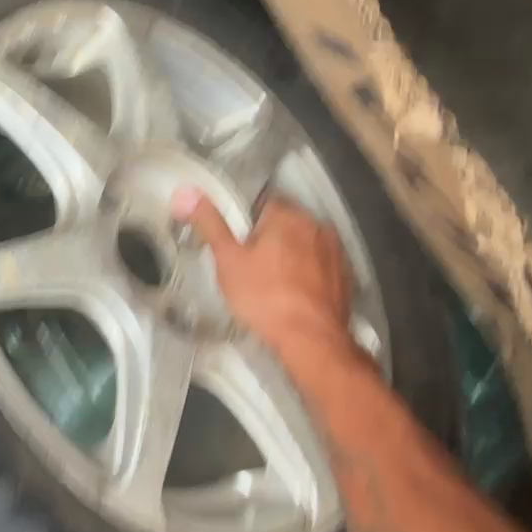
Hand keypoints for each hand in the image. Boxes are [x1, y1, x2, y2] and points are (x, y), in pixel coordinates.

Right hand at [173, 188, 360, 362]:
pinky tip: (290, 291)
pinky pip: (318, 263)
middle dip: (266, 235)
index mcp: (288, 217)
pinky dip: (304, 271)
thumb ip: (209, 224)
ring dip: (288, 252)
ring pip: (303, 243)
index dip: (244, 219)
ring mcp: (336, 252)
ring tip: (267, 278)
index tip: (233, 239)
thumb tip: (186, 192)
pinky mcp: (345, 276)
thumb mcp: (227, 259)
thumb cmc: (263, 296)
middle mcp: (318, 227)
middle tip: (245, 261)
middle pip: (284, 222)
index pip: (262, 202)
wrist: (311, 339)